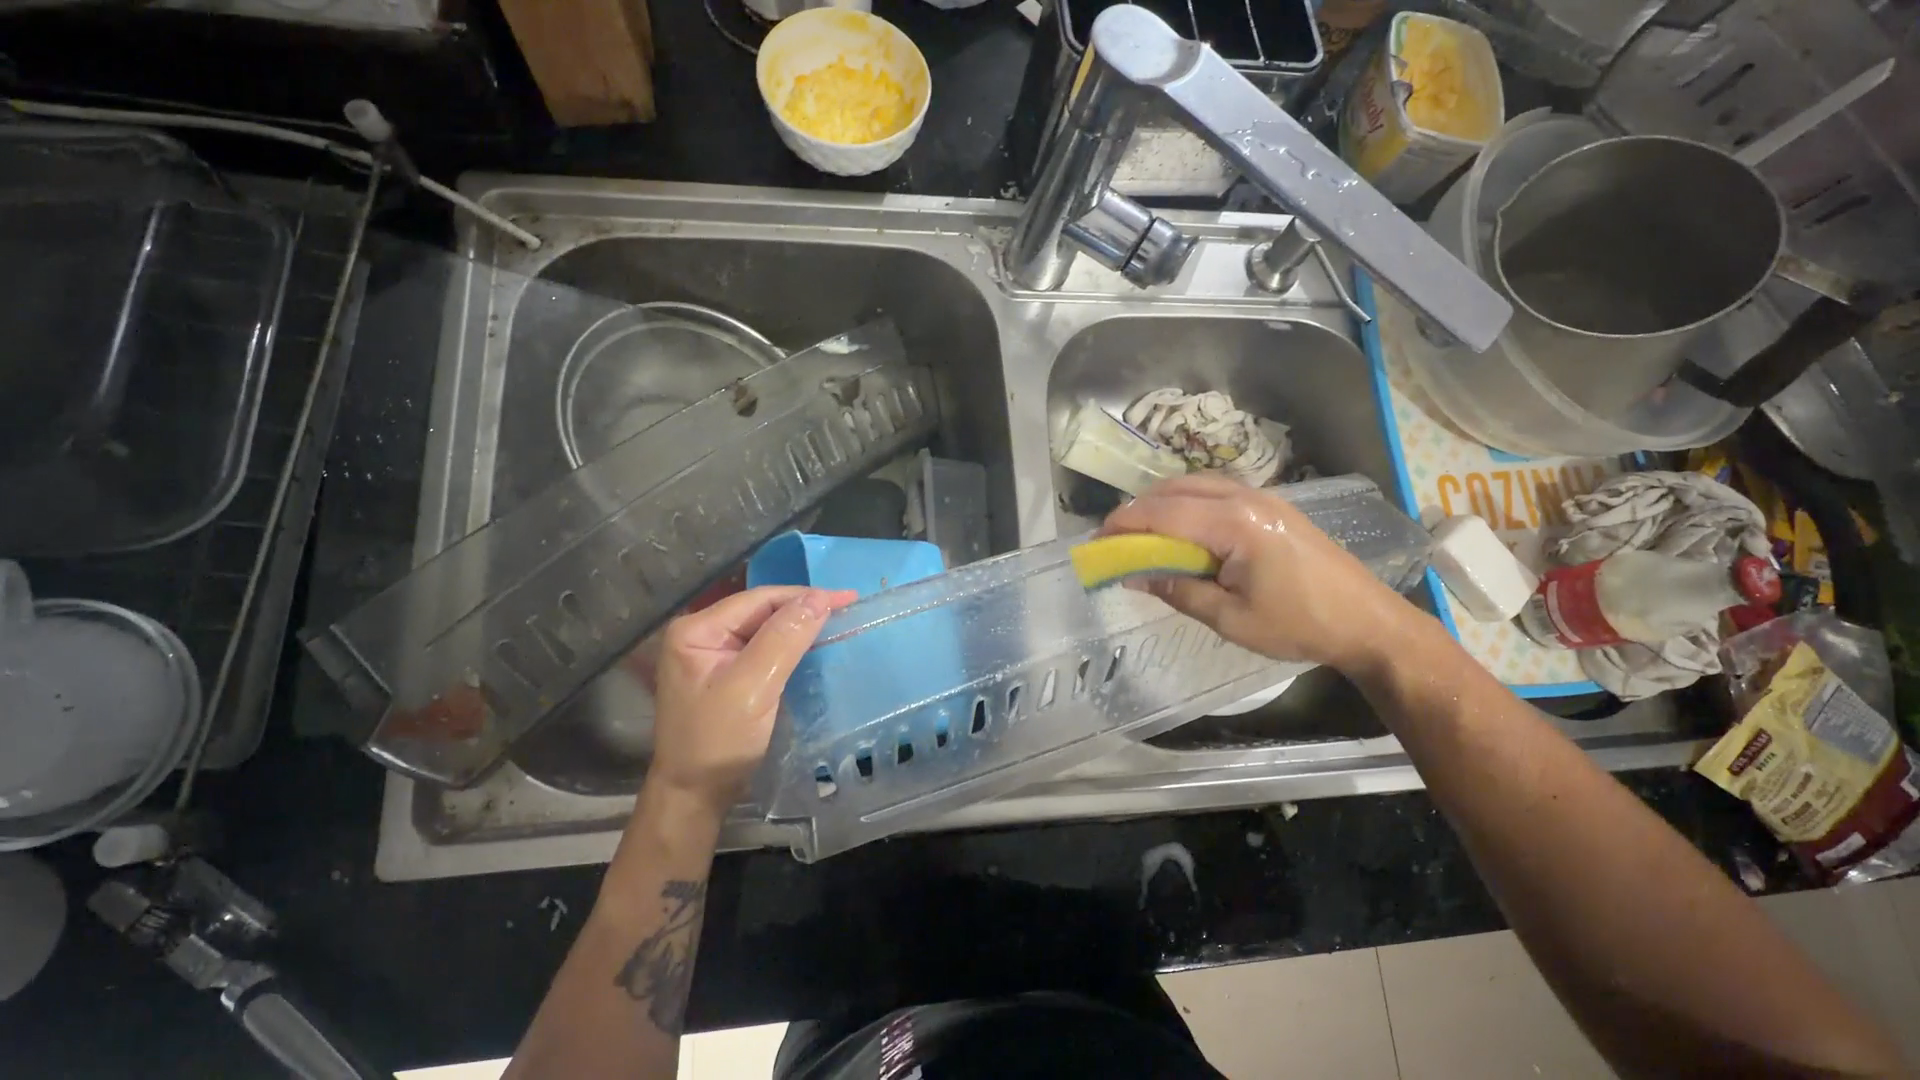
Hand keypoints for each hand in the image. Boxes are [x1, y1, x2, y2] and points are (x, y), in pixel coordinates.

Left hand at [647, 586, 855, 810]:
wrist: (694, 795)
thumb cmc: (718, 741)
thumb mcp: (753, 688)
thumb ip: (783, 639)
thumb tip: (818, 599)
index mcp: (696, 630)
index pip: (759, 599)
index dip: (805, 597)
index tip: (848, 598)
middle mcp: (700, 634)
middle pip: (761, 611)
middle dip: (803, 609)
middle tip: (848, 608)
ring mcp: (710, 655)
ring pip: (764, 629)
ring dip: (799, 626)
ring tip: (837, 621)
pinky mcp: (724, 674)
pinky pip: (762, 649)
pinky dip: (789, 645)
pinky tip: (812, 644)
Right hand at [1099, 473, 1413, 672]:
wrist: (1367, 621)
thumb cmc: (1299, 624)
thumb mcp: (1230, 618)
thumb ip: (1178, 591)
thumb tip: (1133, 577)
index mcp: (1235, 523)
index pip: (1163, 514)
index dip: (1124, 526)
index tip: (1095, 544)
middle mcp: (1246, 498)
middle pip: (1175, 490)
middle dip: (1138, 510)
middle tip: (1114, 540)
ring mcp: (1263, 497)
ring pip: (1196, 486)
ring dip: (1162, 504)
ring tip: (1141, 536)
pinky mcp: (1273, 506)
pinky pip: (1217, 493)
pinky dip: (1188, 505)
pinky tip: (1181, 531)